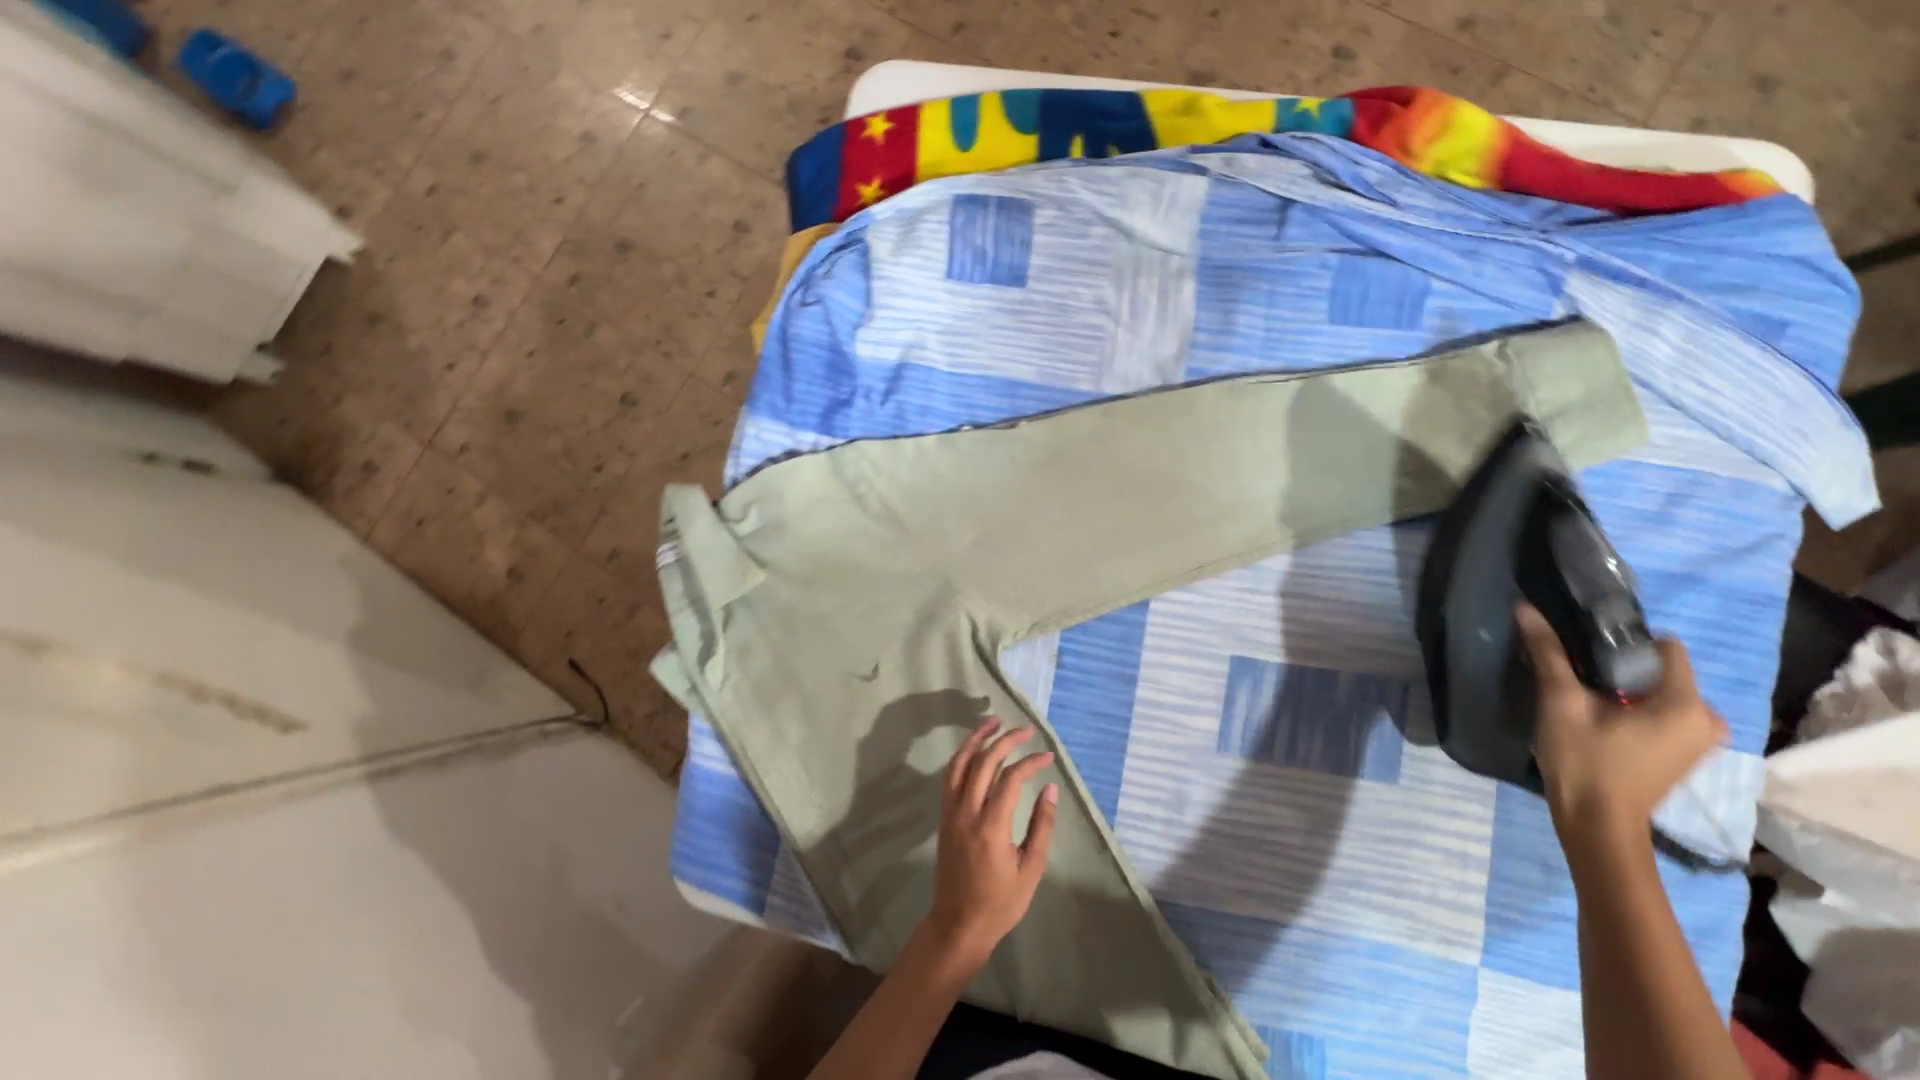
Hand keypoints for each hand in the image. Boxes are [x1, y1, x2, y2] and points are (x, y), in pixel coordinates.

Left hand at [921, 718, 1058, 973]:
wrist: (958, 924)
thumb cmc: (1000, 902)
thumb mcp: (1031, 869)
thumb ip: (1041, 826)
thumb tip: (1050, 789)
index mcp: (991, 827)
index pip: (1010, 779)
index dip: (1030, 762)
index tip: (1049, 758)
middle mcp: (966, 813)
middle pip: (983, 763)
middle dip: (1005, 741)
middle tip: (1025, 730)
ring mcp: (950, 813)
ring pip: (959, 765)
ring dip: (976, 740)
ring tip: (993, 722)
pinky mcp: (944, 818)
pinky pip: (950, 778)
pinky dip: (963, 758)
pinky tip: (976, 751)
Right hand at [1517, 603, 1727, 846]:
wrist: (1597, 825)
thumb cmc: (1585, 763)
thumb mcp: (1561, 704)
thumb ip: (1549, 654)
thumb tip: (1526, 608)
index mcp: (1686, 703)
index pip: (1665, 647)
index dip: (1625, 645)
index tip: (1589, 657)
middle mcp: (1709, 718)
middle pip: (1663, 671)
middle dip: (1626, 671)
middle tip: (1585, 686)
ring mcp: (1703, 739)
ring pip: (1663, 693)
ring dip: (1630, 692)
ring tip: (1592, 706)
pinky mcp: (1690, 754)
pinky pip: (1667, 714)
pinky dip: (1639, 712)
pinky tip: (1607, 725)